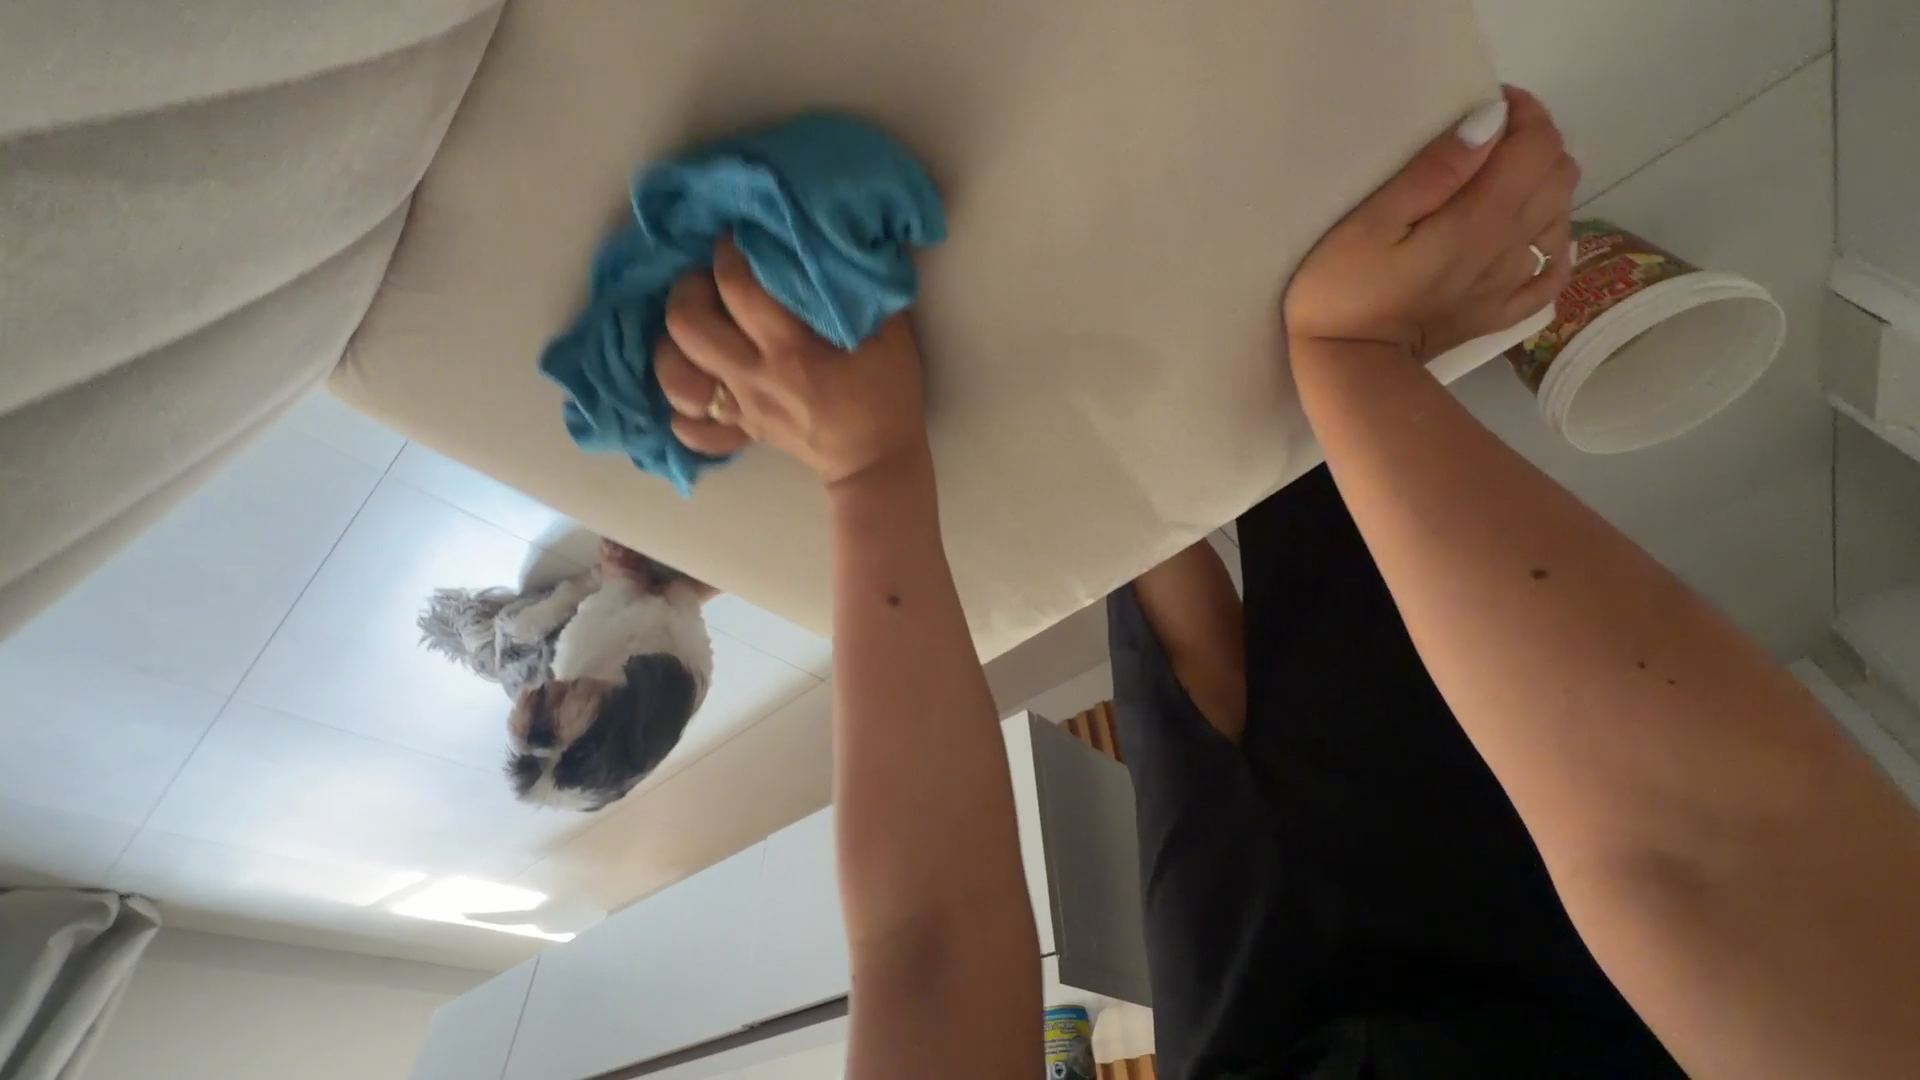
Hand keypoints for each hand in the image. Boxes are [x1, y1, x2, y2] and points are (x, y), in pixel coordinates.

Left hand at [654, 237, 929, 486]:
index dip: (730, 253)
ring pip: (674, 374)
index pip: (738, 288)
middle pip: (687, 325)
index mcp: (791, 352)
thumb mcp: (890, 337)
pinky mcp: (741, 430)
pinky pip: (689, 427)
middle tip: (711, 281)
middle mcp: (755, 378)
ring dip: (676, 343)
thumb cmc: (887, 396)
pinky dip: (684, 405)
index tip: (736, 237)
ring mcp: (742, 409)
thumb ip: (858, 291)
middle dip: (689, 289)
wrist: (877, 462)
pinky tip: (699, 383)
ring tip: (700, 326)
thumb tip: (830, 246)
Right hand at [1283, 86, 1578, 361]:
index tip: (1486, 108)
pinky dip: (1551, 247)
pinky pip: (1550, 274)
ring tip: (1497, 188)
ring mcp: (1508, 284)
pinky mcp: (1496, 314)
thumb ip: (1431, 174)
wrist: (1345, 370)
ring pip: (1559, 216)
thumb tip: (1488, 123)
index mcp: (1481, 218)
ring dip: (1541, 190)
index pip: (1536, 144)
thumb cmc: (1342, 294)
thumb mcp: (1368, 224)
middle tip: (1486, 147)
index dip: (1522, 113)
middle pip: (1557, 174)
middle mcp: (1509, 246)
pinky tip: (1528, 241)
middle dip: (1534, 146)